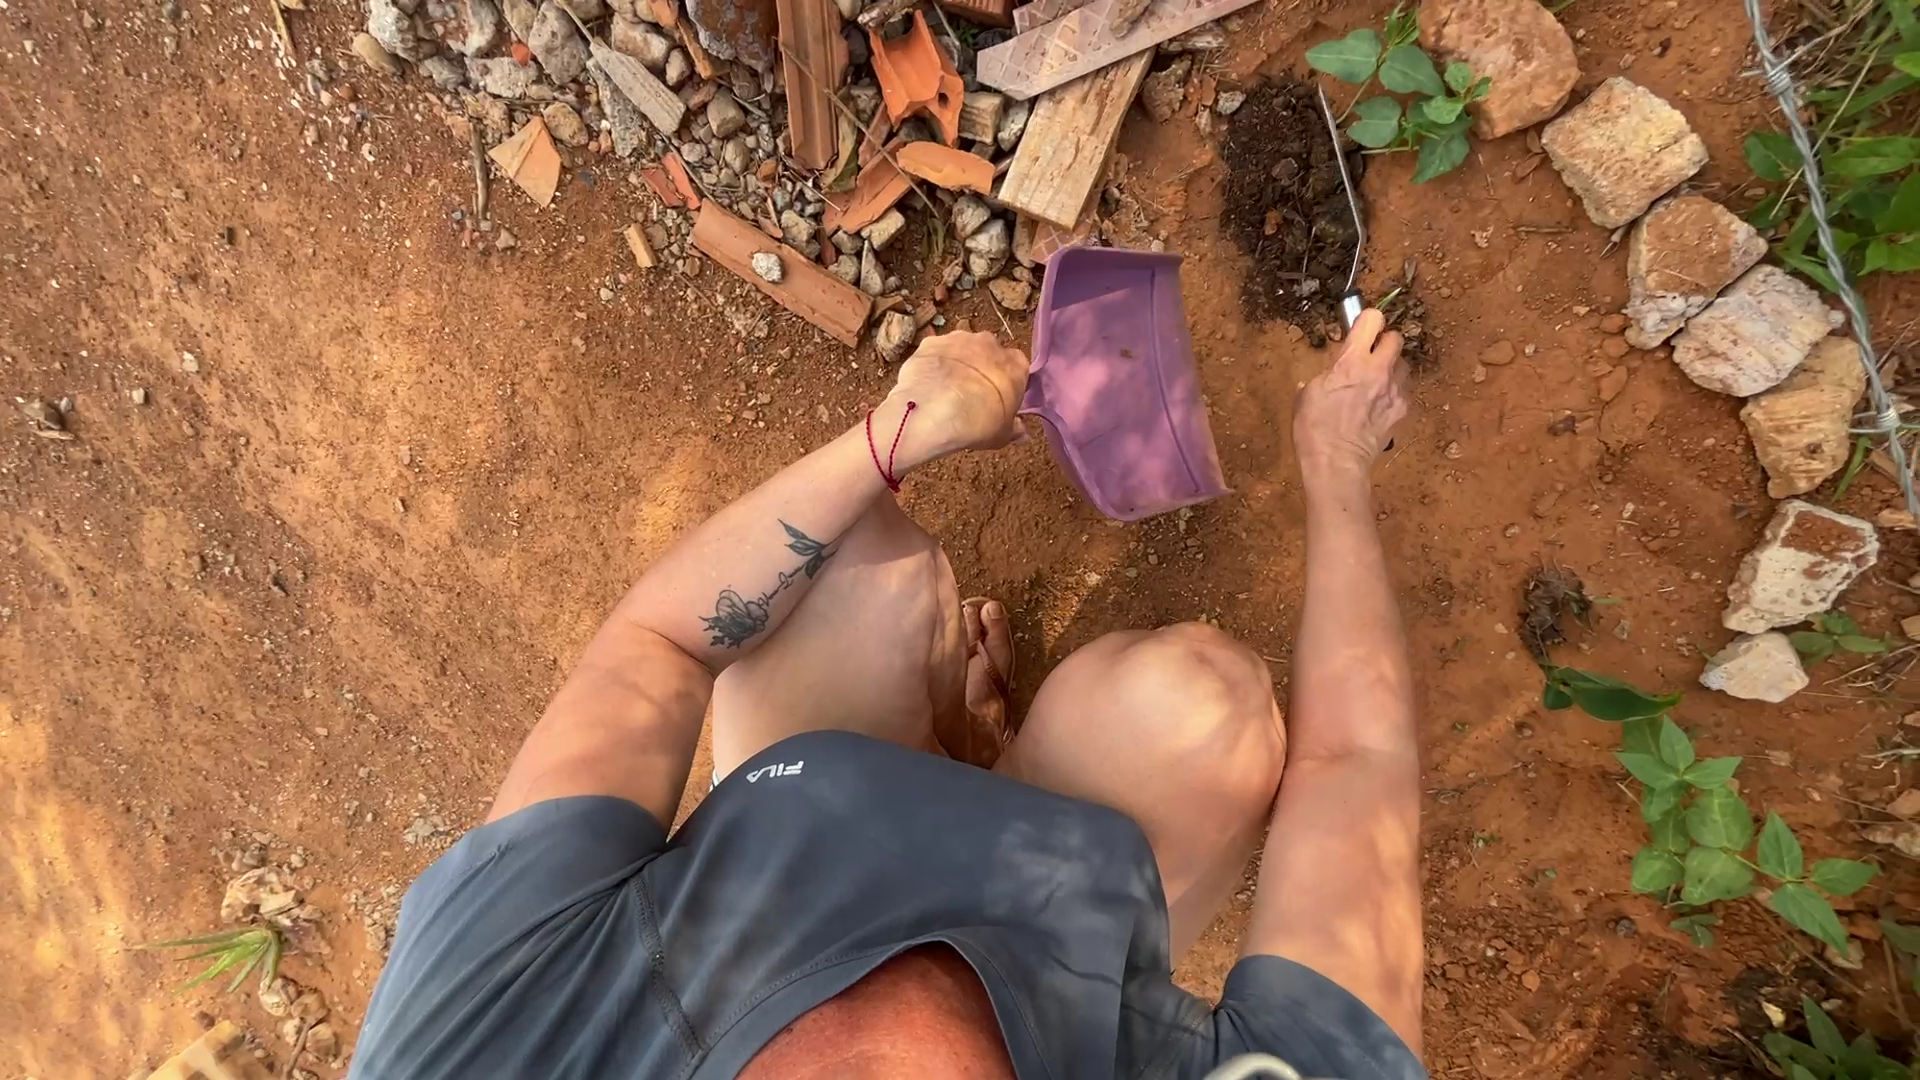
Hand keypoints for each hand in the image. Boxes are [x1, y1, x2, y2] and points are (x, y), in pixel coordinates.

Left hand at [879, 332, 1029, 471]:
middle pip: (989, 354)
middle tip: (971, 396)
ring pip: (961, 349)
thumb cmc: (978, 423)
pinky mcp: (932, 342)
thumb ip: (1014, 430)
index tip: (998, 400)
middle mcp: (990, 344)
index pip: (1016, 369)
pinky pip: (935, 352)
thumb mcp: (1002, 434)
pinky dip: (932, 364)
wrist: (936, 410)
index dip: (1006, 385)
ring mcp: (959, 339)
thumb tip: (1022, 434)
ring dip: (957, 365)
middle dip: (982, 370)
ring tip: (945, 391)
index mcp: (1015, 365)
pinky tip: (927, 384)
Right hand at [1293, 310, 1407, 493]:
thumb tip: (1332, 373)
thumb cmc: (1314, 429)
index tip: (1360, 327)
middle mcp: (1378, 370)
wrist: (1336, 463)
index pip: (1371, 320)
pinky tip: (1375, 408)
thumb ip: (1325, 375)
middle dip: (1383, 343)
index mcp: (1351, 362)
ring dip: (1390, 368)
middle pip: (1396, 337)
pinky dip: (1391, 394)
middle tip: (1368, 357)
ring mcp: (1395, 390)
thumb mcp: (1307, 395)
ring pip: (1402, 365)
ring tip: (1373, 384)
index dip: (1366, 320)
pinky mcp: (1402, 409)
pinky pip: (1402, 391)